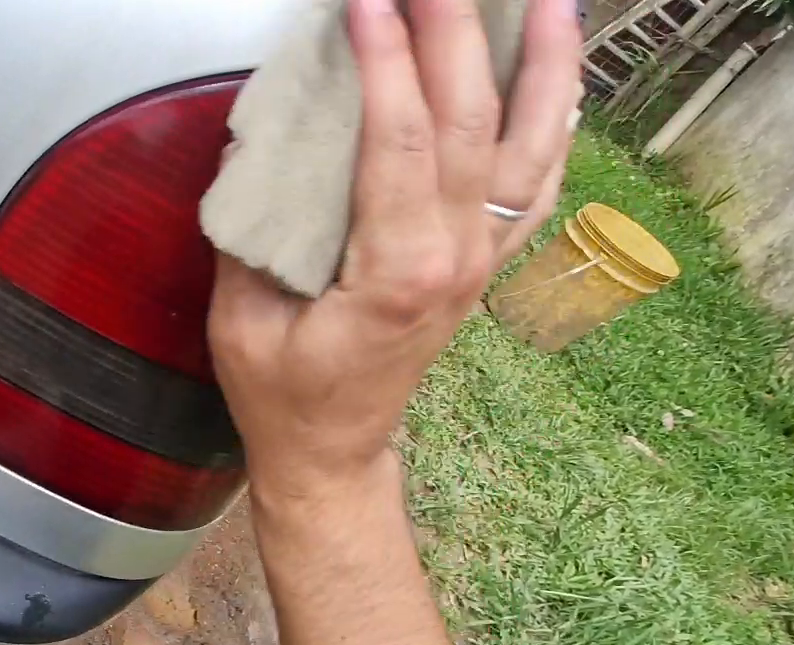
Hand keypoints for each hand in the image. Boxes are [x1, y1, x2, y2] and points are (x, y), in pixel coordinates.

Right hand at [207, 0, 581, 498]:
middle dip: (454, 33)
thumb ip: (252, 240)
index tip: (368, 4)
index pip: (401, 141)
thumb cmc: (279, 398)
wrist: (329, 451)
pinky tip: (553, 81)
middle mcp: (458, 257)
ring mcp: (482, 261)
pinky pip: (538, 184)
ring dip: (542, 61)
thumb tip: (258, 158)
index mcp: (396, 273)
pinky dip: (553, 123)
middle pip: (472, 121)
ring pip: (531, 142)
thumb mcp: (240, 325)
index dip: (386, 63)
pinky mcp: (483, 267)